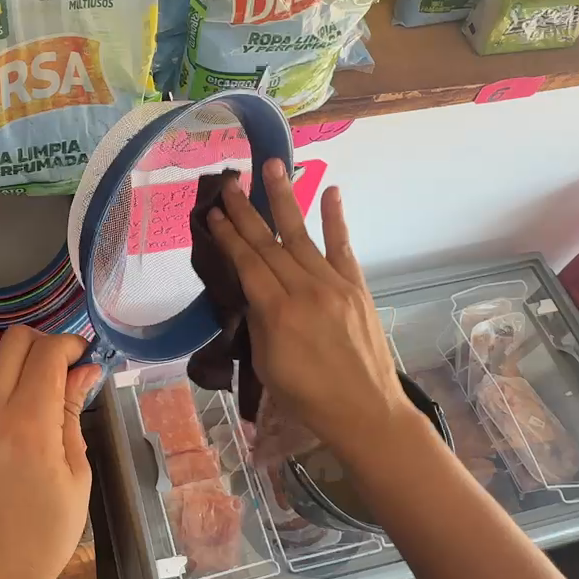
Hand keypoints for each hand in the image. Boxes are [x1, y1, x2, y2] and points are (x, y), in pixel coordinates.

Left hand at [0, 326, 99, 578]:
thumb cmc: (44, 537)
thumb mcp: (76, 476)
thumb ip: (73, 414)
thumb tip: (85, 371)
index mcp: (28, 425)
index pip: (47, 353)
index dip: (71, 344)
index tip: (86, 356)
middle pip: (13, 343)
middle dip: (43, 343)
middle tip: (66, 368)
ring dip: (25, 378)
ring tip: (48, 420)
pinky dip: (8, 410)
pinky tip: (20, 450)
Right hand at [205, 160, 417, 464]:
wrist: (366, 411)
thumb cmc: (307, 396)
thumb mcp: (266, 364)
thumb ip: (259, 321)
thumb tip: (255, 290)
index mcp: (277, 312)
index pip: (247, 262)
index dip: (228, 236)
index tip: (212, 212)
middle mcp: (305, 289)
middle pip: (269, 242)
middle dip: (246, 211)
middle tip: (229, 183)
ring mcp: (334, 285)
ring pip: (303, 235)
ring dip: (285, 199)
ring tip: (272, 166)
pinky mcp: (357, 288)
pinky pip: (343, 248)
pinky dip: (336, 219)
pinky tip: (331, 191)